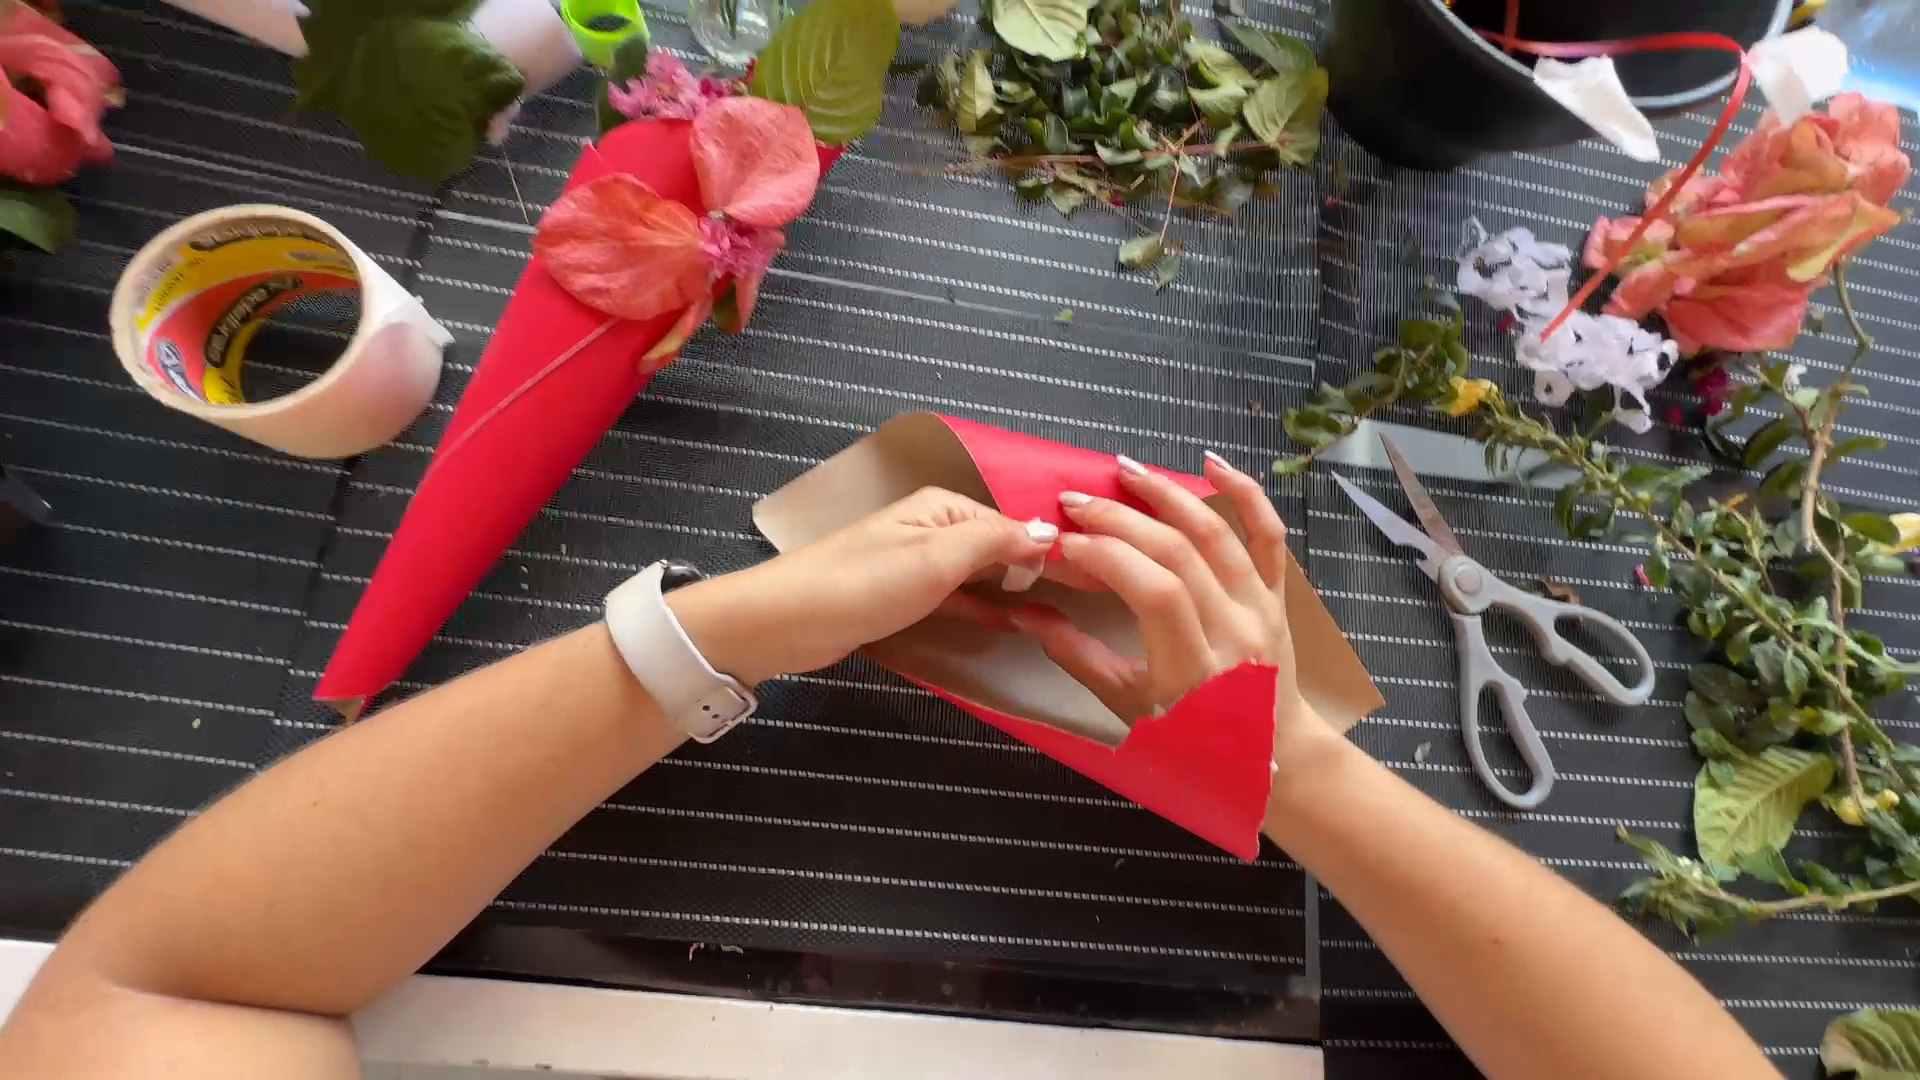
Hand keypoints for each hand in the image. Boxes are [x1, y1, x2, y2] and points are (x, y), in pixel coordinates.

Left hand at [666, 487, 1055, 683]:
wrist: (787, 620)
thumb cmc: (867, 582)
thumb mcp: (938, 557)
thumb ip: (996, 541)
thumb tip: (1051, 530)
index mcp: (943, 509)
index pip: (1011, 524)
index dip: (1047, 549)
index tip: (1089, 579)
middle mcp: (931, 528)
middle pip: (995, 546)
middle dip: (1031, 570)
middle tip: (1080, 603)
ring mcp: (915, 562)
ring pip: (975, 574)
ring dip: (1008, 592)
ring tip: (1053, 618)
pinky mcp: (901, 594)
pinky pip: (952, 596)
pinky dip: (978, 607)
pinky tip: (1005, 624)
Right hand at [1010, 452, 1312, 737]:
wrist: (1274, 749)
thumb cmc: (1190, 737)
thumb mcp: (1125, 704)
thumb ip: (1075, 655)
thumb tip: (1023, 613)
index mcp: (1194, 666)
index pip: (1153, 591)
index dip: (1106, 558)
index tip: (1062, 542)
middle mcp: (1234, 629)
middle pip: (1177, 553)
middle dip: (1119, 519)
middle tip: (1073, 501)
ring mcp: (1261, 607)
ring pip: (1216, 534)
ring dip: (1166, 493)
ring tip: (1123, 468)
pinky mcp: (1277, 594)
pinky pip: (1268, 536)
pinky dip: (1246, 494)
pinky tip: (1212, 464)